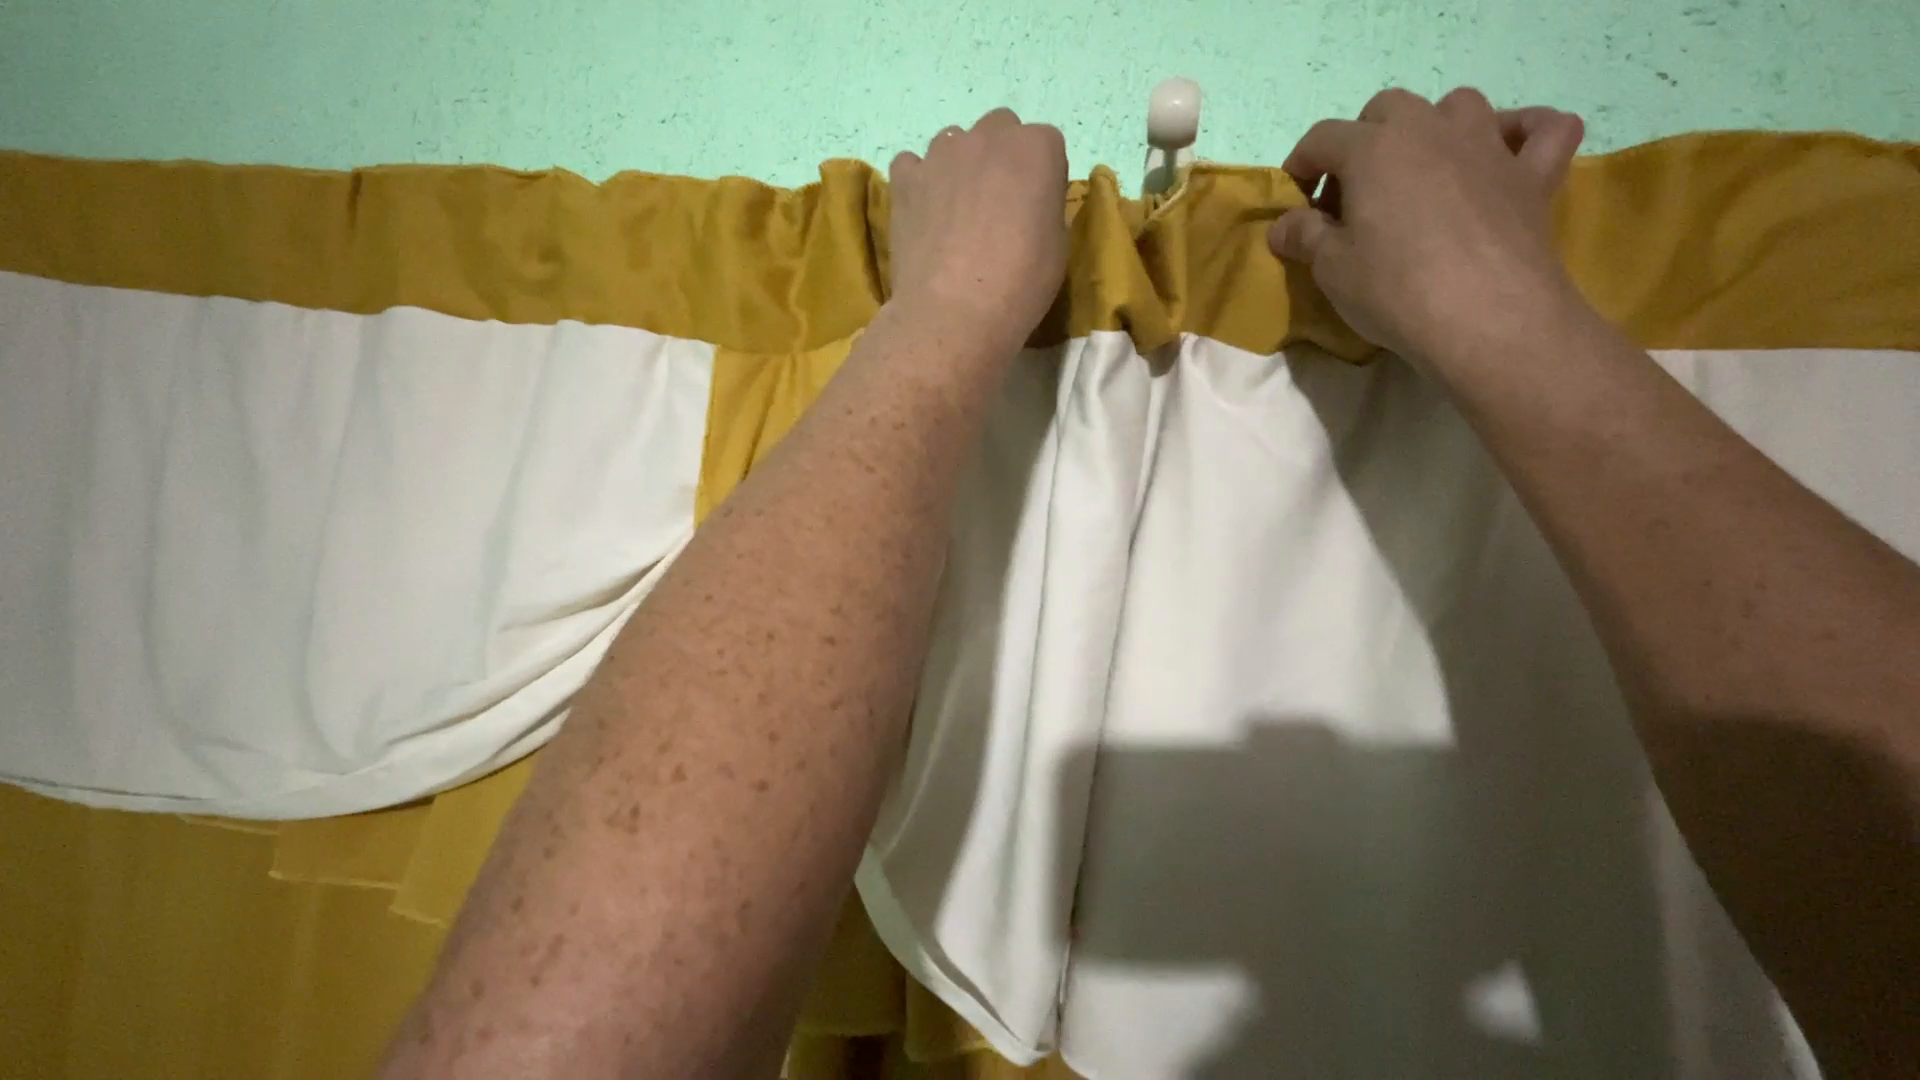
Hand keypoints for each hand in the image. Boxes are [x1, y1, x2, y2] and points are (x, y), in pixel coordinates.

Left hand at [888, 108, 1068, 352]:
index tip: (1035, 209)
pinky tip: (924, 214)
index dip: (1041, 177)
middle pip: (999, 130)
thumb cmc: (1021, 284)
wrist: (955, 311)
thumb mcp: (1058, 246)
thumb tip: (1031, 204)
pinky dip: (920, 182)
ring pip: (954, 143)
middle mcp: (989, 136)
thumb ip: (1046, 207)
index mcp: (1037, 148)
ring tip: (957, 213)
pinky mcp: (906, 178)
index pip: (1046, 144)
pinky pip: (913, 165)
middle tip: (997, 206)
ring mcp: (942, 154)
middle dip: (1001, 159)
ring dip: (960, 167)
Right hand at [1269, 87, 1589, 373]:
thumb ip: (1304, 236)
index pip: (1322, 138)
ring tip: (1422, 173)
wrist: (1486, 319)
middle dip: (1363, 142)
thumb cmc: (1394, 290)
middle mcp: (1431, 129)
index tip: (1296, 202)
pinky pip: (1544, 129)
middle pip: (1388, 110)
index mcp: (1374, 149)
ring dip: (1433, 128)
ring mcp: (1489, 145)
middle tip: (1354, 195)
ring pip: (1458, 106)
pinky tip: (1507, 154)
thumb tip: (1284, 225)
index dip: (1301, 166)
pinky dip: (1525, 133)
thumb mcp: (1330, 269)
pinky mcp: (1535, 174)